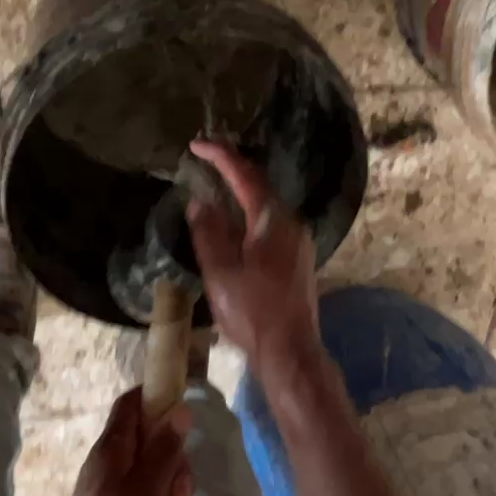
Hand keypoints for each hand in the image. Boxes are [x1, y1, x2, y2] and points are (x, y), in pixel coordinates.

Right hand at [185, 141, 322, 373]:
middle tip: (205, 160)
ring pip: (267, 206)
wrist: (290, 351)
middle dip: (232, 170)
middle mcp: (292, 223)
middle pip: (260, 186)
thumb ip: (209, 232)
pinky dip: (251, 214)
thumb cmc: (252, 313)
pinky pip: (272, 224)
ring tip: (216, 187)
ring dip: (242, 193)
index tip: (196, 144)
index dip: (221, 155)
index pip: (245, 175)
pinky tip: (236, 225)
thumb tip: (199, 202)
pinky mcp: (299, 258)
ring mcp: (299, 241)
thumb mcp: (220, 272)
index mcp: (272, 220)